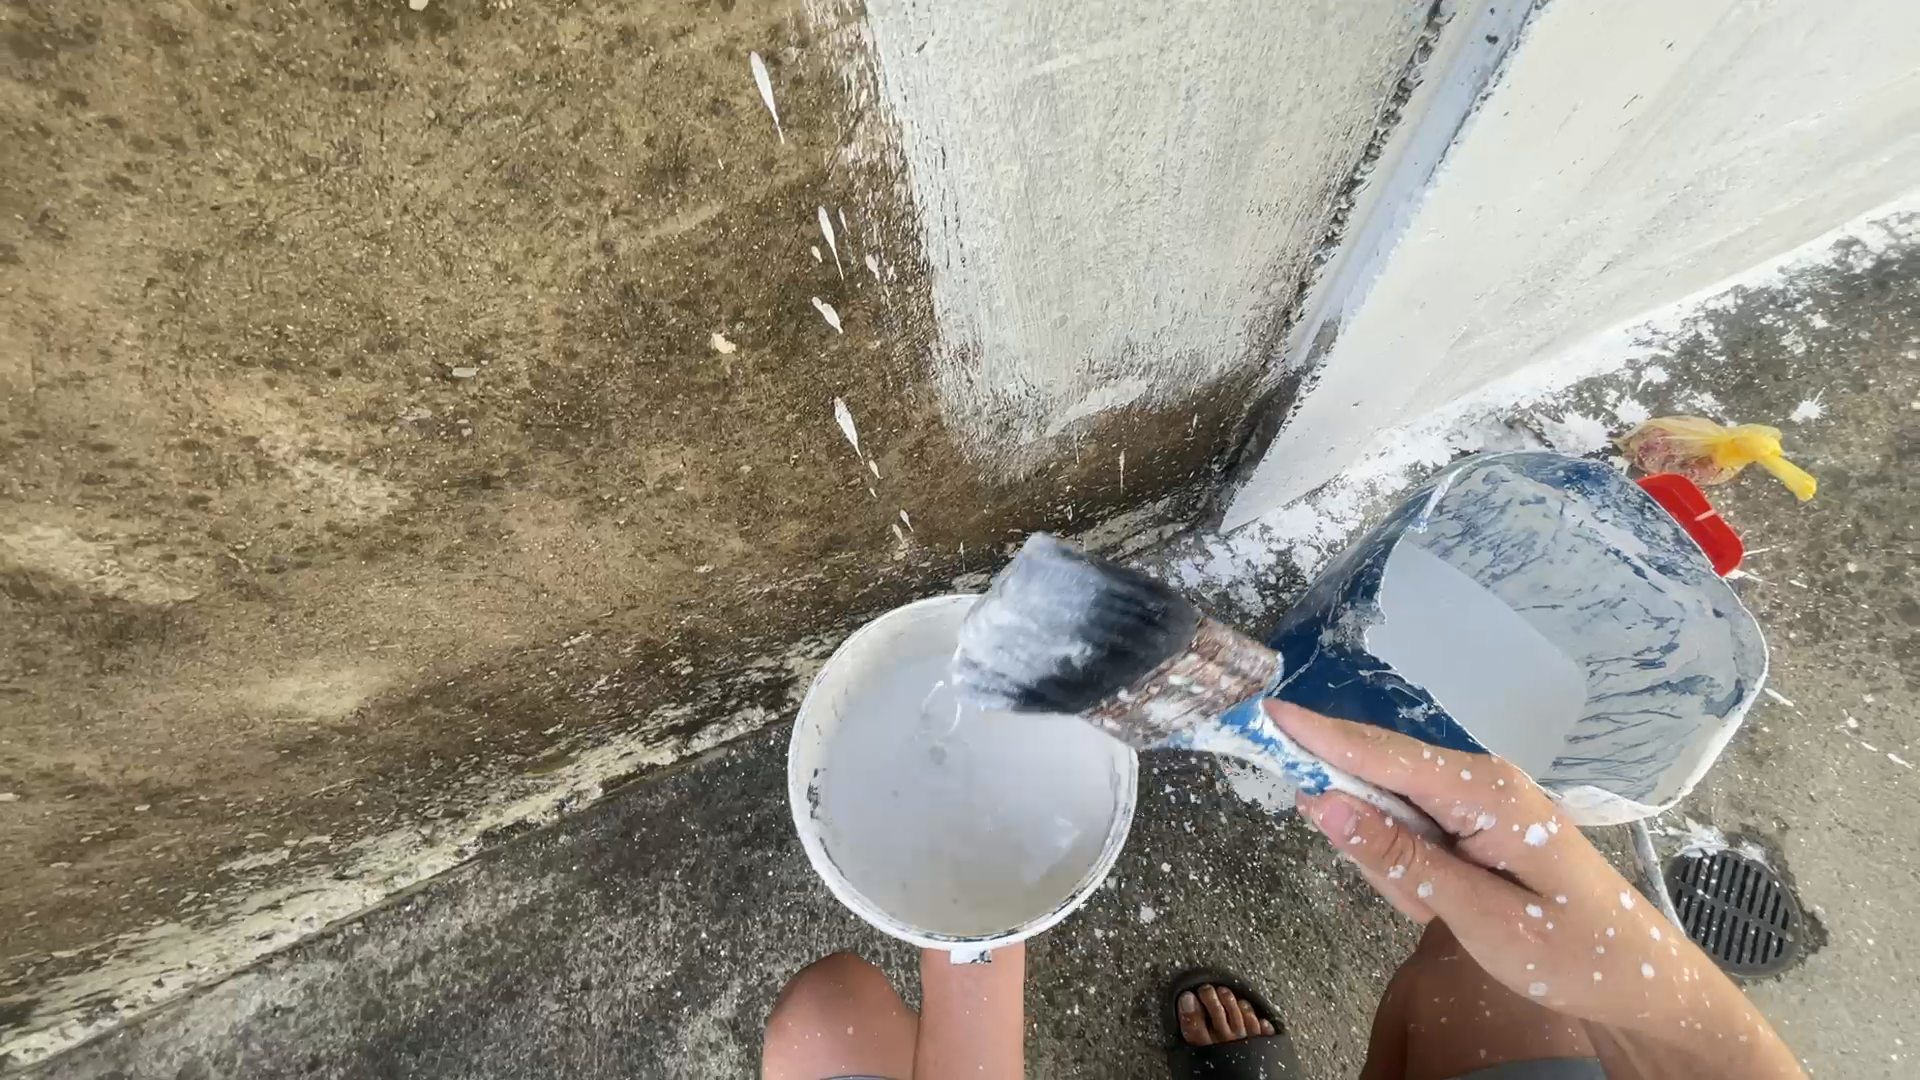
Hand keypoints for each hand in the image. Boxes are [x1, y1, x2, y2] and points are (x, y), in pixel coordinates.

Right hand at [1270, 700, 1798, 1071]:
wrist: (1645, 984)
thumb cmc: (1575, 955)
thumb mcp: (1482, 918)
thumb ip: (1398, 857)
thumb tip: (1321, 802)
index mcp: (1484, 791)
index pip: (1379, 753)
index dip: (1317, 733)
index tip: (1263, 712)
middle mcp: (1472, 775)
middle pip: (1372, 771)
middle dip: (1361, 826)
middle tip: (1411, 899)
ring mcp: (1467, 790)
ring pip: (1380, 801)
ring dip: (1387, 858)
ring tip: (1437, 909)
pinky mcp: (1461, 809)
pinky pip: (1399, 819)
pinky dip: (1400, 859)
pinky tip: (1439, 895)